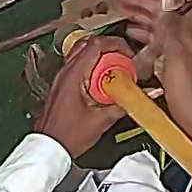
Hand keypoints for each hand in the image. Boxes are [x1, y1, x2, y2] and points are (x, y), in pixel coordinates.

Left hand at [33, 35, 128, 158]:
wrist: (49, 147)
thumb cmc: (67, 135)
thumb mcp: (102, 120)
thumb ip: (124, 104)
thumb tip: (141, 95)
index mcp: (74, 75)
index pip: (95, 44)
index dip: (116, 44)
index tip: (129, 55)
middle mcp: (65, 72)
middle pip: (89, 45)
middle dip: (110, 50)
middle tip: (124, 63)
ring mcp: (62, 77)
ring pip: (83, 55)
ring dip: (102, 60)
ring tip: (115, 76)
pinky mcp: (63, 85)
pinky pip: (79, 68)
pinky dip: (93, 70)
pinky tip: (103, 86)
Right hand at [119, 0, 191, 161]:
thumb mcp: (178, 59)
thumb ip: (170, 30)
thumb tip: (166, 2)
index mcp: (186, 42)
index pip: (164, 12)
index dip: (144, 3)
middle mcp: (185, 51)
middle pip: (162, 24)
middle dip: (141, 14)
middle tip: (123, 8)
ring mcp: (180, 66)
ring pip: (159, 41)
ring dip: (142, 32)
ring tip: (127, 27)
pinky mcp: (174, 81)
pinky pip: (157, 59)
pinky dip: (144, 53)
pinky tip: (137, 58)